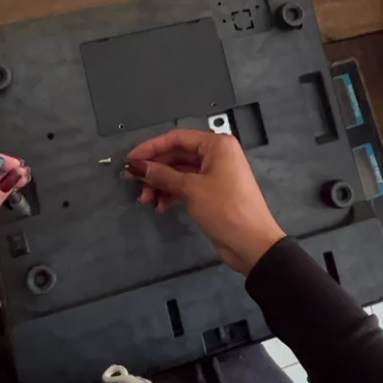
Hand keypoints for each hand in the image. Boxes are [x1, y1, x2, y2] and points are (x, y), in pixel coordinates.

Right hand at [125, 129, 283, 274]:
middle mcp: (217, 155)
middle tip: (132, 182)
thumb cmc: (225, 209)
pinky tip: (160, 206)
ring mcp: (215, 174)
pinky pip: (186, 186)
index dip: (151, 148)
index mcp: (217, 145)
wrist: (252, 244)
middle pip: (177, 155)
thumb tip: (136, 165)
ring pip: (180, 173)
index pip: (177, 138)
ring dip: (161, 185)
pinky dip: (172, 194)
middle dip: (154, 170)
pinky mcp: (213, 192)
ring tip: (146, 200)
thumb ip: (162, 175)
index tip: (130, 160)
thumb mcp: (191, 189)